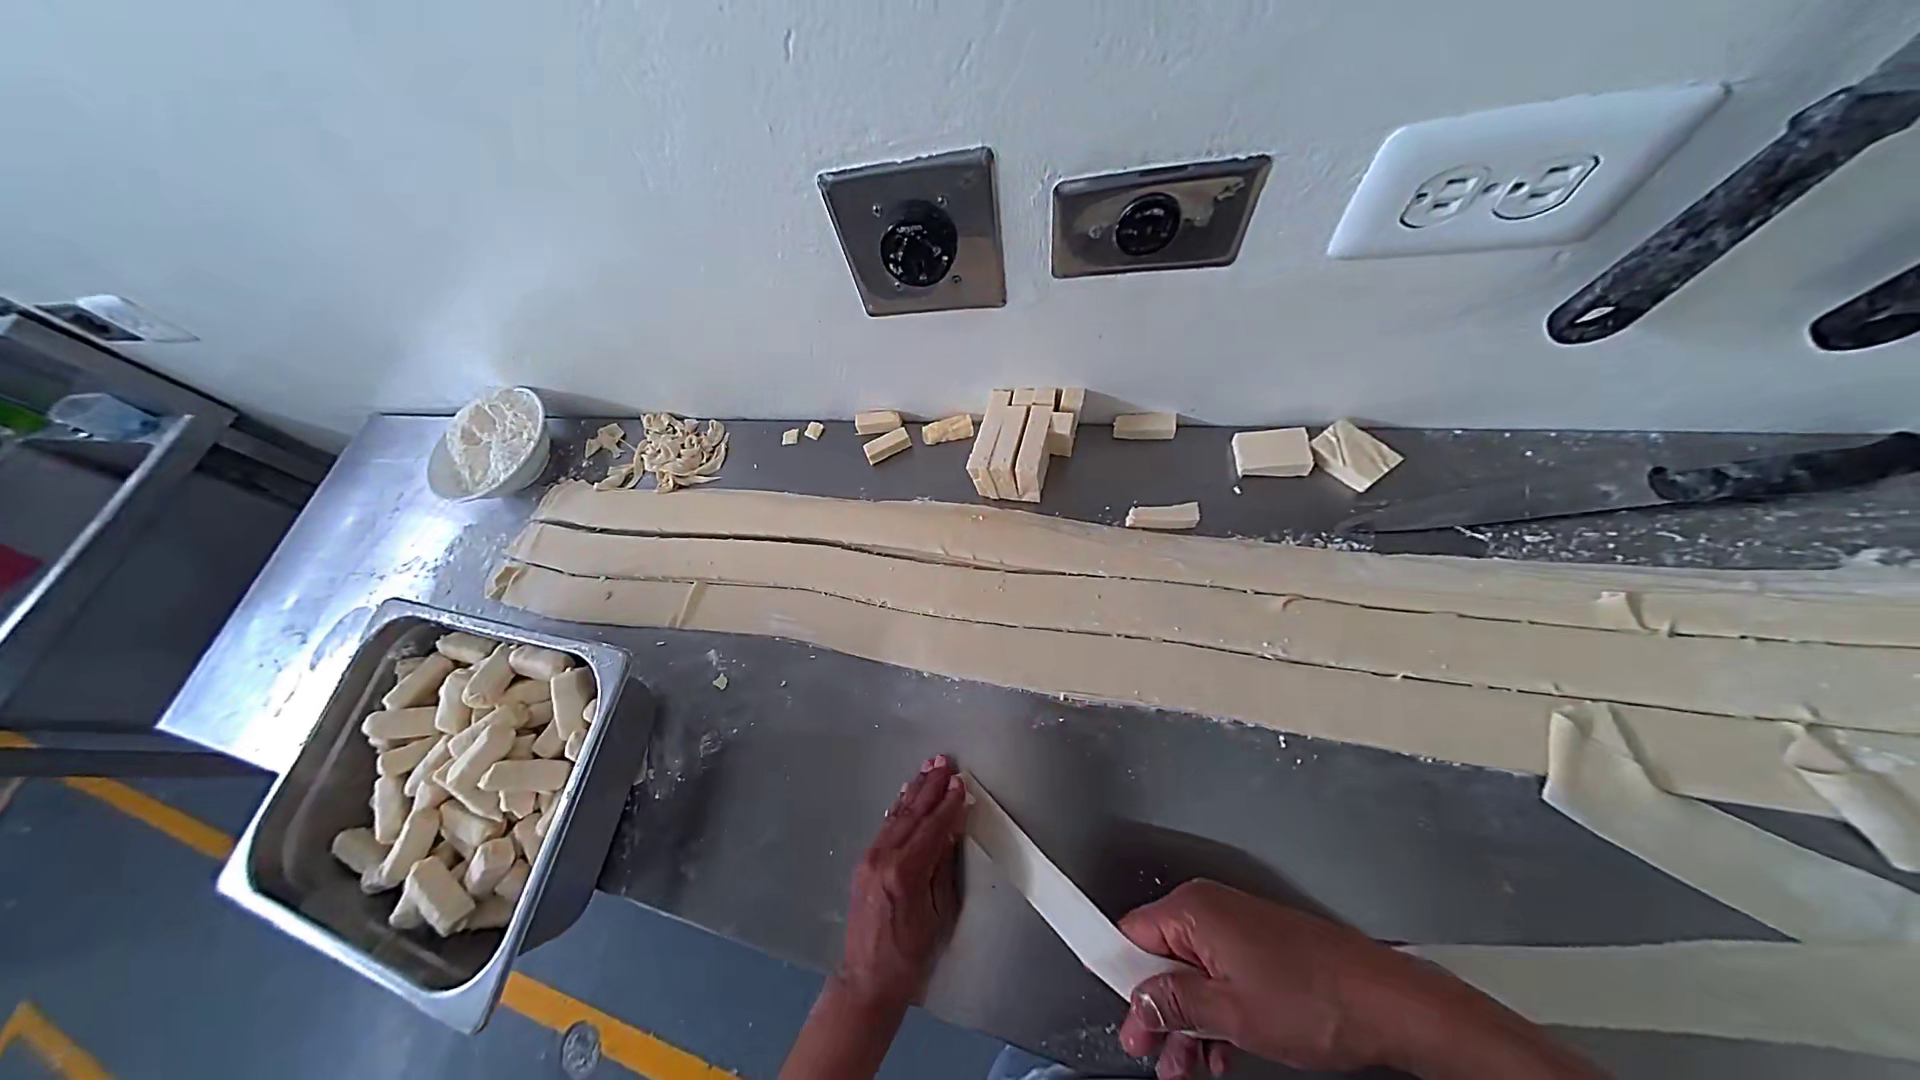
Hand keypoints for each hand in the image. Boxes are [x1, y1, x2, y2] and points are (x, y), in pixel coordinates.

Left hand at [781, 756, 969, 1079]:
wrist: (867, 980)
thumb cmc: (909, 955)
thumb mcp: (938, 913)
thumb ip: (943, 866)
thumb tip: (951, 829)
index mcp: (905, 873)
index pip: (932, 827)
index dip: (948, 803)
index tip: (960, 783)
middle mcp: (883, 859)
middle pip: (912, 814)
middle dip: (930, 786)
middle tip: (944, 762)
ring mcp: (870, 859)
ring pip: (897, 816)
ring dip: (914, 790)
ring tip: (927, 768)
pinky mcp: (864, 862)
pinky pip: (886, 827)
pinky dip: (899, 807)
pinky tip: (906, 794)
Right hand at [1117, 880, 1607, 1079]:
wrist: (1385, 1002)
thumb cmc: (1316, 998)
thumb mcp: (1231, 1013)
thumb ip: (1174, 1004)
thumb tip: (1138, 1004)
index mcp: (1193, 910)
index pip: (1130, 934)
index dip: (1123, 980)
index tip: (1123, 1015)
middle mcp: (1208, 907)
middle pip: (1158, 955)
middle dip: (1157, 1009)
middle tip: (1154, 1051)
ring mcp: (1233, 924)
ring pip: (1188, 970)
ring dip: (1185, 1019)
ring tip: (1188, 1063)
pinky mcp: (1253, 942)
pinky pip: (1214, 972)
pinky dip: (1211, 1009)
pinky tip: (1217, 1047)